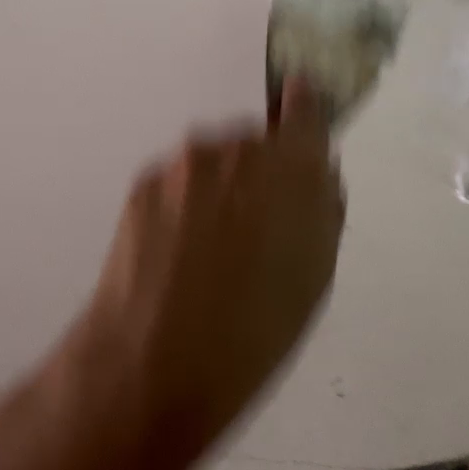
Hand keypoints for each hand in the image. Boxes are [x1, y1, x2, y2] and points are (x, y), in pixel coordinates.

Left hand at [76, 76, 346, 463]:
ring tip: (207, 252)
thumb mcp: (317, 275)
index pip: (304, 106)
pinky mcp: (145, 179)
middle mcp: (240, 146)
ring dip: (218, 188)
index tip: (302, 114)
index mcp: (293, 164)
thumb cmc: (255, 331)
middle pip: (257, 141)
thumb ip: (323, 208)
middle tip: (253, 229)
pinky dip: (182, 205)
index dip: (304, 108)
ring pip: (214, 160)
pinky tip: (175, 254)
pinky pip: (177, 181)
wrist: (152, 363)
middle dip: (259, 172)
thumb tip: (317, 175)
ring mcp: (187, 161)